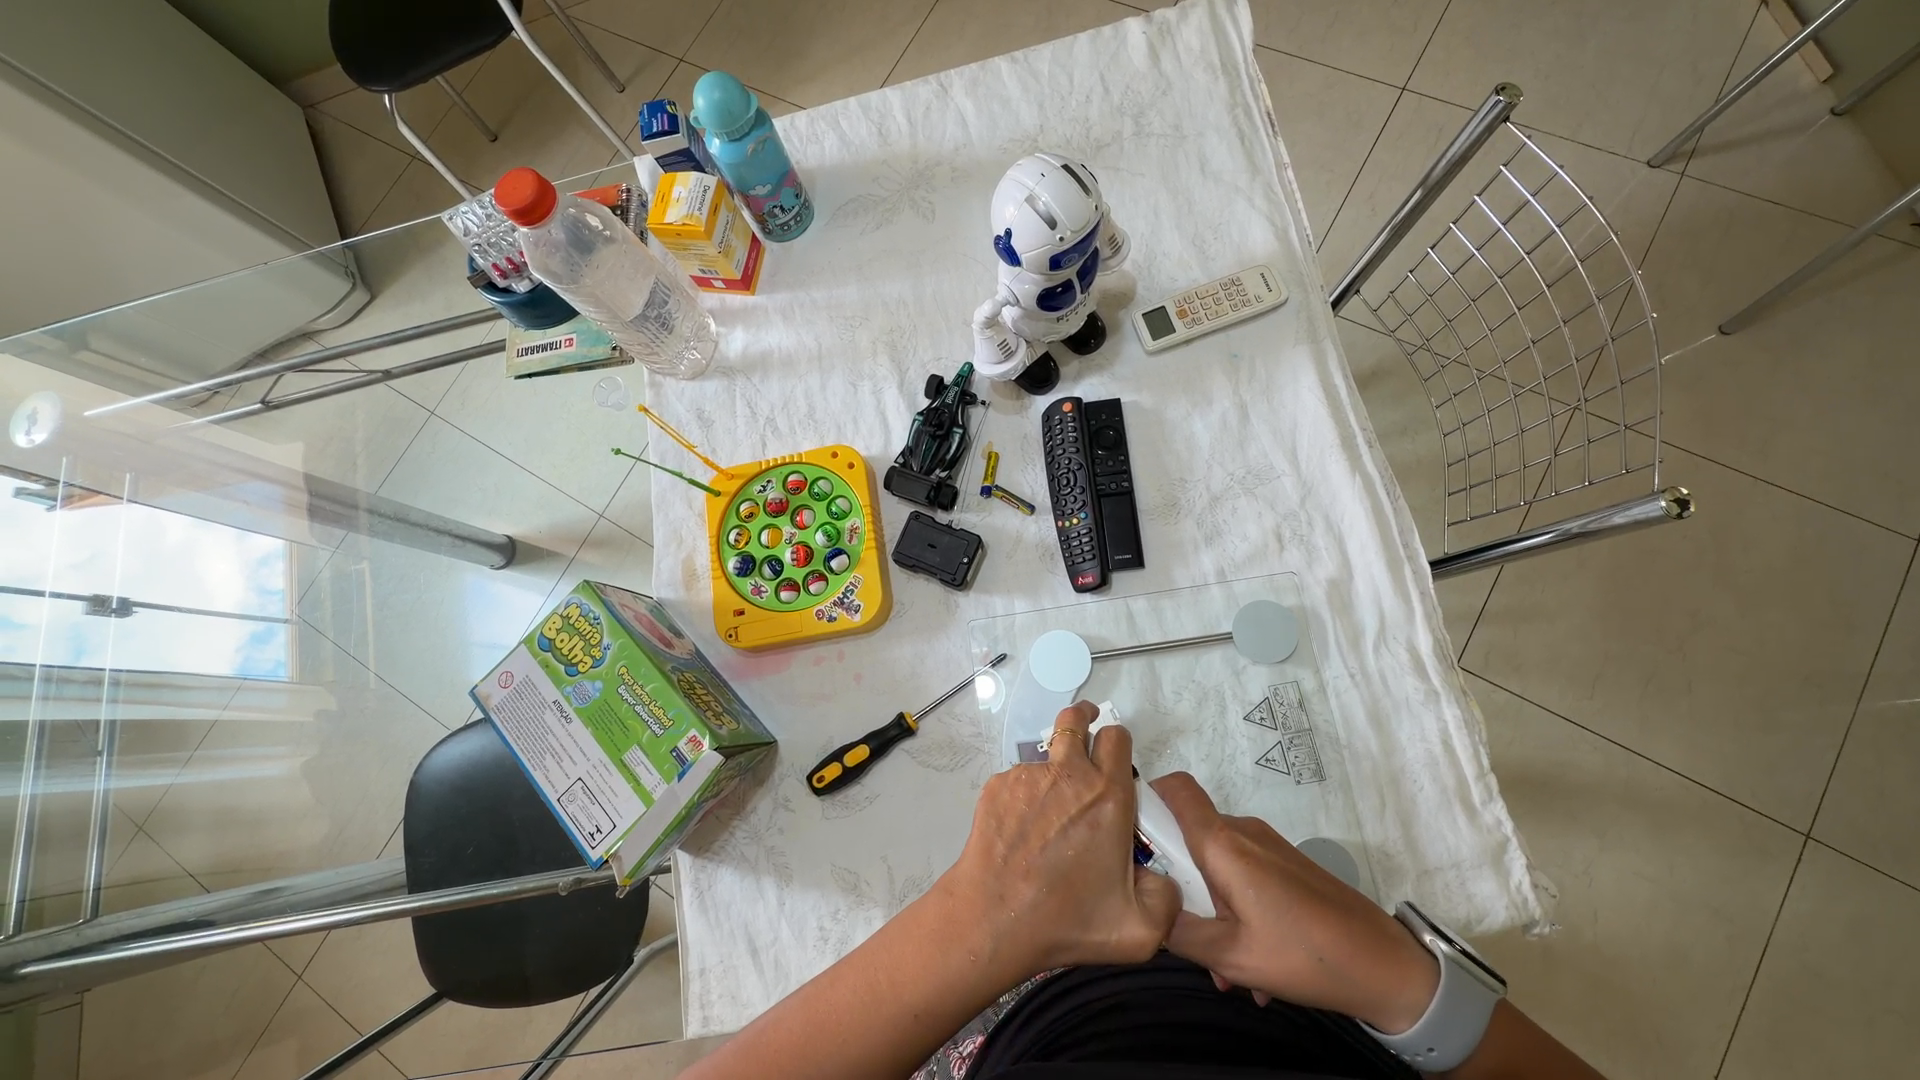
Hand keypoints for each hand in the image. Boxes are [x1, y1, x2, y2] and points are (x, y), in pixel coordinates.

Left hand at [936, 702, 1180, 979]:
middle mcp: (1068, 775)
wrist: (994, 920)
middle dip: (1085, 719)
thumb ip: (1166, 896)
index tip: (1116, 757)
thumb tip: (1156, 876)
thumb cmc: (1067, 922)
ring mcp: (1027, 777)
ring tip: (1049, 822)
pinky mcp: (997, 788)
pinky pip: (1019, 783)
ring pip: (1047, 759)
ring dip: (1054, 775)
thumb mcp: (1142, 930)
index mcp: (1108, 797)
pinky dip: (1026, 799)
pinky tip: (1023, 835)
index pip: (1118, 738)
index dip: (1119, 743)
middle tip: (1088, 733)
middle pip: (1075, 719)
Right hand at [1153, 772, 1439, 1033]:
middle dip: (1178, 884)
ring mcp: (1269, 847)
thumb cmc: (1304, 955)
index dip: (1144, 800)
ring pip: (1217, 866)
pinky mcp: (1287, 866)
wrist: (1388, 968)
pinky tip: (1251, 965)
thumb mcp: (1229, 954)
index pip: (1173, 789)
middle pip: (1189, 839)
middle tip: (1180, 932)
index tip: (1128, 839)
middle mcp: (1244, 833)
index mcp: (1223, 843)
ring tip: (1225, 969)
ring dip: (1210, 909)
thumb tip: (1144, 910)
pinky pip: (1243, 877)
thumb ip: (1177, 930)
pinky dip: (1236, 911)